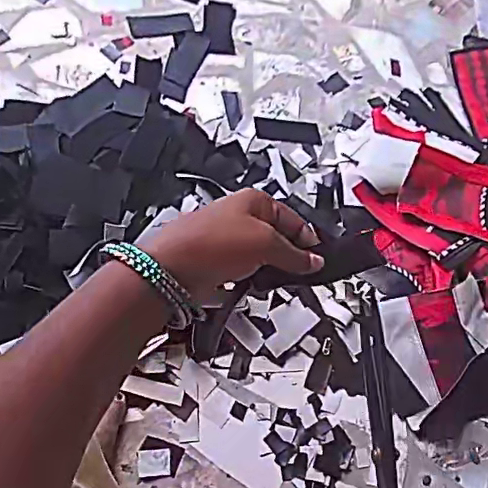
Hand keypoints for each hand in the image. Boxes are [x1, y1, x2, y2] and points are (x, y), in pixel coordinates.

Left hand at [139, 188, 323, 297]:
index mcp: (254, 200)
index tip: (318, 258)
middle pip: (276, 239)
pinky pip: (241, 275)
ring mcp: (226, 242)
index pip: (294, 219)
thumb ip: (294, 254)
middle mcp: (238, 218)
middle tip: (297, 272)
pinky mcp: (215, 265)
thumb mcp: (265, 244)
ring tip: (267, 280)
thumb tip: (312, 260)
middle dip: (287, 258)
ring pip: (259, 260)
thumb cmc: (205, 243)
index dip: (308, 240)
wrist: (169, 270)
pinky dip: (247, 283)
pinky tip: (246, 287)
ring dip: (266, 272)